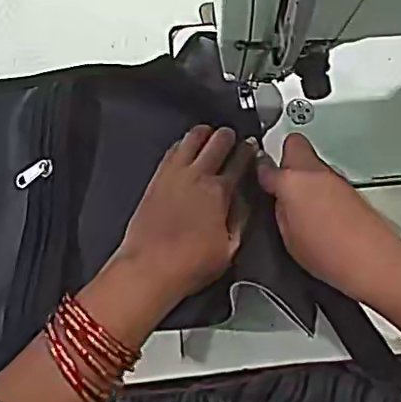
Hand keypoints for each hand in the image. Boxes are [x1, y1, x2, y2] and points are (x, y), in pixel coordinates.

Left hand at [108, 126, 255, 304]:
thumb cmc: (189, 264)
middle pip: (218, 141)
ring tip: (211, 133)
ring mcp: (175, 175)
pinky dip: (183, 143)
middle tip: (234, 137)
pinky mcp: (157, 179)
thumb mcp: (231, 247)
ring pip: (193, 138)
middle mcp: (198, 177)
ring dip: (205, 133)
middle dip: (229, 136)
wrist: (149, 268)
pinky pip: (172, 150)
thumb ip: (242, 217)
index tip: (251, 148)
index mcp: (220, 192)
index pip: (240, 160)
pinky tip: (186, 145)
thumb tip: (246, 199)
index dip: (248, 150)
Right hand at [257, 133, 400, 304]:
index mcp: (293, 180)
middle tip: (278, 182)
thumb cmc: (332, 254)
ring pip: (313, 163)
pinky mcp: (351, 188)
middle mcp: (316, 172)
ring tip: (301, 208)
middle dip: (285, 159)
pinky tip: (321, 215)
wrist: (373, 260)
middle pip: (295, 146)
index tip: (260, 178)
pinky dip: (321, 189)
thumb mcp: (288, 238)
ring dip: (305, 176)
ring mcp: (336, 178)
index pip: (267, 164)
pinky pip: (328, 180)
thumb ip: (278, 209)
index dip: (260, 171)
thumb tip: (277, 200)